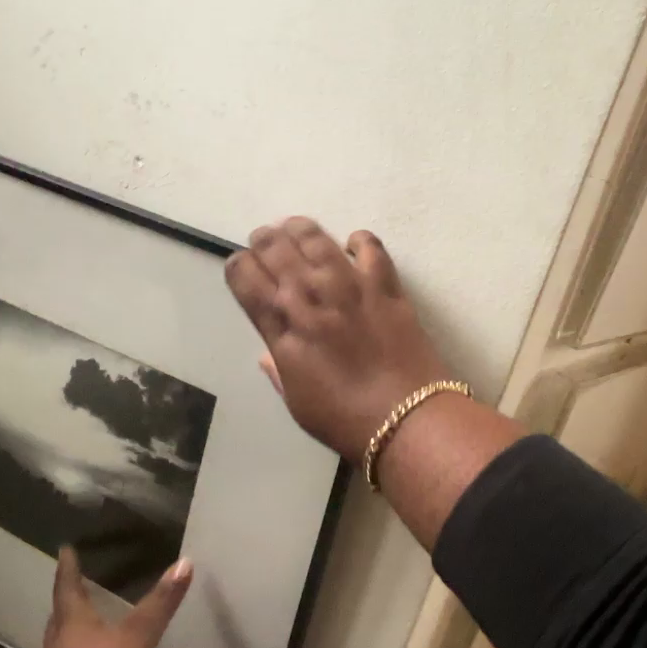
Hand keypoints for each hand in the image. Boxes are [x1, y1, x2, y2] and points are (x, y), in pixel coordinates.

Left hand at [0, 548, 191, 647]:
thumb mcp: (135, 639)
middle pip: (64, 622)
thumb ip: (159, 604)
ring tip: (104, 629)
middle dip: (73, 605)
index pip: (67, 588)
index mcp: (72, 627)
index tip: (65, 549)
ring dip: (88, 641)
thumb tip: (184, 562)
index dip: (68, 568)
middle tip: (82, 587)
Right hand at [224, 217, 455, 462]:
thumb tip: (267, 354)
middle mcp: (310, 298)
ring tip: (295, 227)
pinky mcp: (386, 284)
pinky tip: (353, 243)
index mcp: (282, 330)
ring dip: (300, 229)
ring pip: (315, 239)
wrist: (407, 419)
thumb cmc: (346, 420)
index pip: (245, 280)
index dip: (239, 266)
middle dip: (264, 239)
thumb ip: (280, 371)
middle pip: (275, 250)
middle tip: (264, 238)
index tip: (242, 267)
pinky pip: (370, 247)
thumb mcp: (298, 403)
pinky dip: (358, 239)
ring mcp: (349, 286)